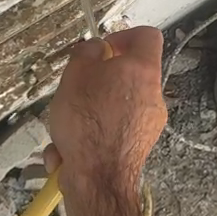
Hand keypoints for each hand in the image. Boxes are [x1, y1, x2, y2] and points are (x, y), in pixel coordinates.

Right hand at [43, 26, 168, 203]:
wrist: (97, 179)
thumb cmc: (86, 125)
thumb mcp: (75, 76)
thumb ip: (86, 54)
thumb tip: (95, 49)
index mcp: (141, 70)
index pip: (145, 36)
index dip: (122, 36)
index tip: (101, 49)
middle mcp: (153, 96)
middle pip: (127, 77)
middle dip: (96, 85)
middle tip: (75, 92)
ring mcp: (147, 125)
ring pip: (114, 109)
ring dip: (87, 118)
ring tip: (64, 133)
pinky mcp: (136, 148)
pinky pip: (110, 135)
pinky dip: (89, 141)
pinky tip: (68, 154)